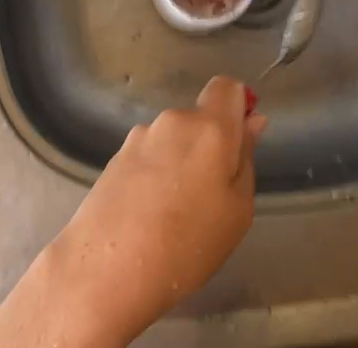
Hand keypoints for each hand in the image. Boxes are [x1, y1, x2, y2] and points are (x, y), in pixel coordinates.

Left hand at [29, 77, 266, 343]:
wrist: (106, 270)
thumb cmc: (187, 244)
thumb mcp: (237, 211)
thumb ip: (246, 158)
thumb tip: (251, 122)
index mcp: (208, 127)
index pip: (227, 87)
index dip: (237, 107)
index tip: (239, 142)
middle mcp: (172, 121)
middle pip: (199, 120)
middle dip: (208, 148)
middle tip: (209, 197)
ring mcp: (138, 138)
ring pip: (172, 141)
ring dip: (179, 164)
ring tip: (174, 216)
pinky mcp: (114, 158)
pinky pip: (148, 158)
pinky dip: (154, 177)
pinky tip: (148, 217)